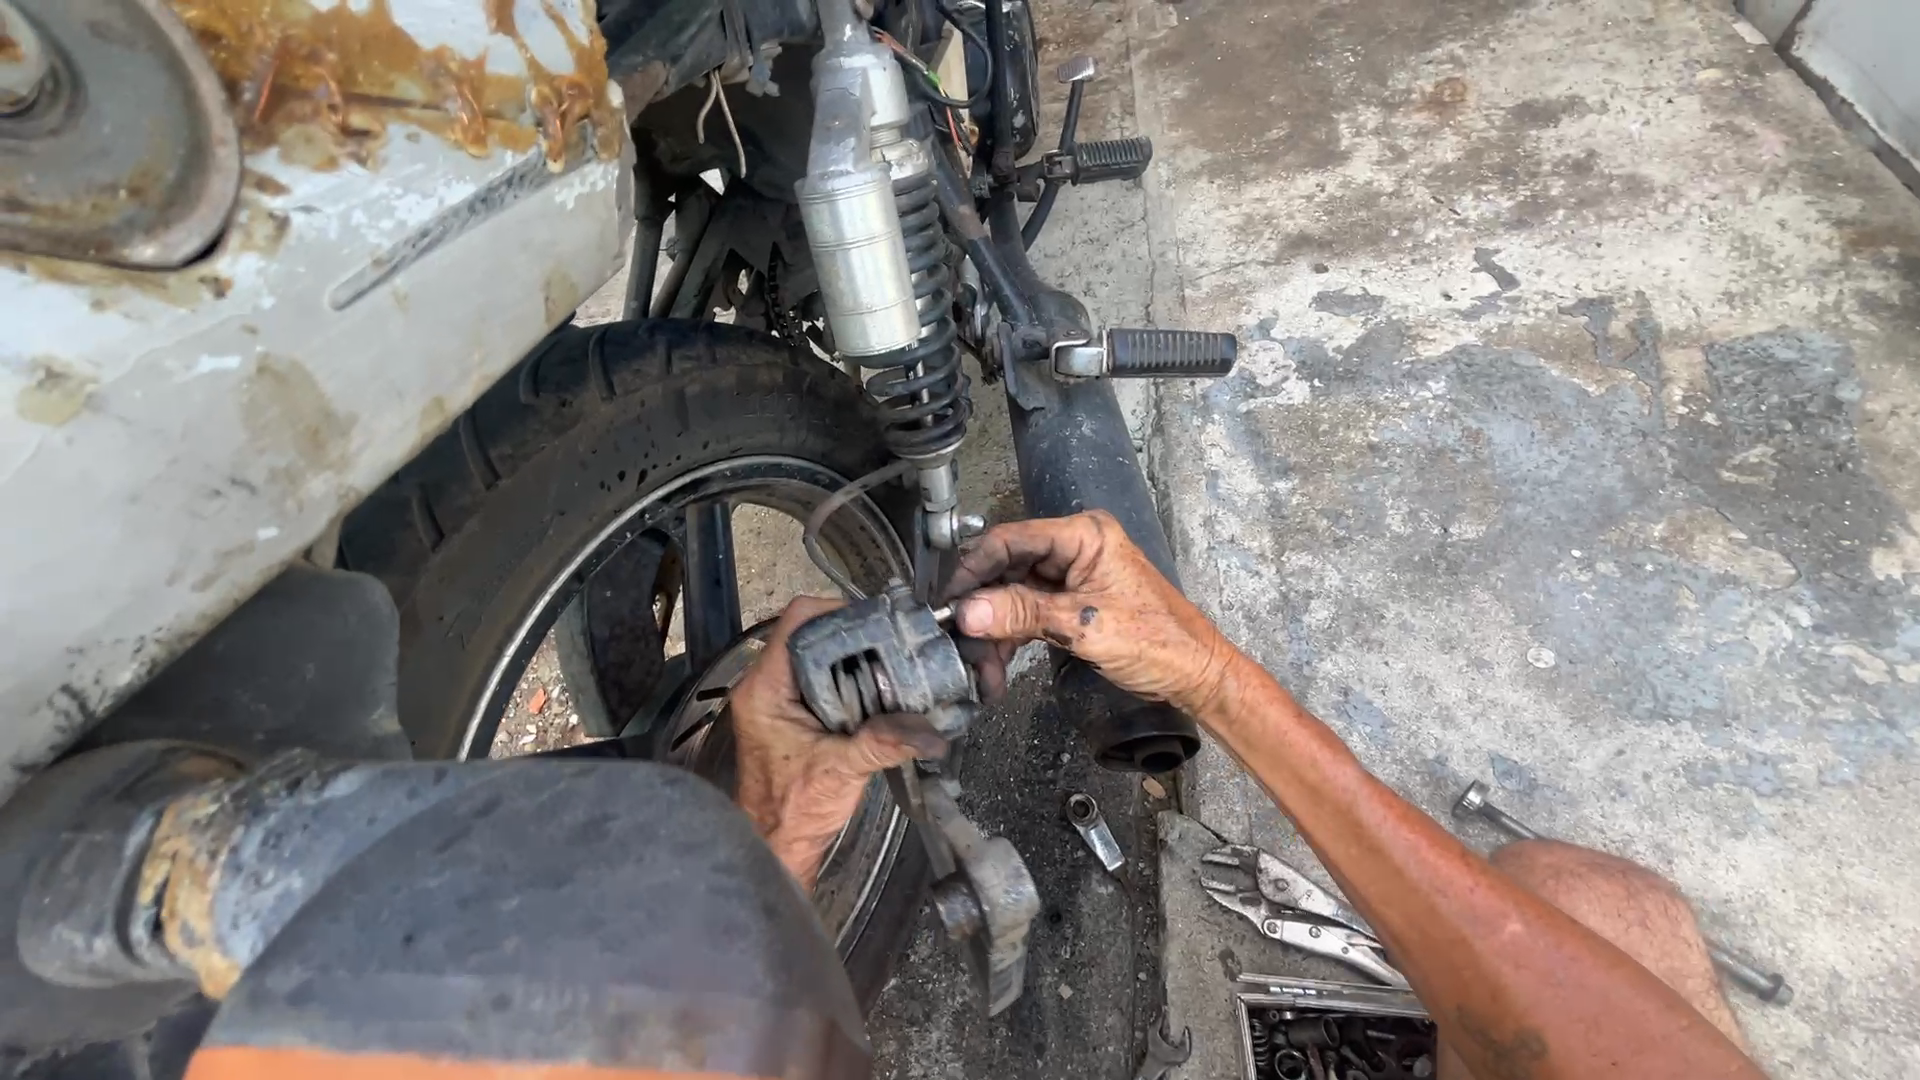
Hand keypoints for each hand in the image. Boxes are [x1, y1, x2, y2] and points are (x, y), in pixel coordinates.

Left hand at [730, 596, 947, 889]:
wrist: (778, 847)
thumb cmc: (792, 812)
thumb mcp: (842, 772)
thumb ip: (884, 743)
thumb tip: (930, 730)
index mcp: (765, 689)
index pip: (797, 621)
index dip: (837, 611)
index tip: (875, 622)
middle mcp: (766, 685)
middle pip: (810, 631)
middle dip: (852, 631)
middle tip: (891, 639)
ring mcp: (779, 698)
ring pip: (818, 652)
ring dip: (852, 654)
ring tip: (889, 658)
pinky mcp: (793, 712)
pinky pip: (822, 676)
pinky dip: (849, 675)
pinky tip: (877, 686)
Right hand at [944, 511, 1238, 714]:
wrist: (1195, 674)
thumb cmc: (1158, 641)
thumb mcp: (1085, 626)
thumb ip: (1023, 614)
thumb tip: (968, 612)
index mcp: (1084, 535)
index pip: (1012, 539)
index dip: (975, 568)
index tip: (948, 598)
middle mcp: (1074, 548)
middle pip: (1008, 568)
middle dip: (982, 606)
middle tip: (957, 637)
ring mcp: (1071, 576)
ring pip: (1013, 594)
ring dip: (994, 630)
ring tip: (980, 666)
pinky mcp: (1069, 603)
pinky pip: (1027, 613)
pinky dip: (1011, 638)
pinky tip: (996, 665)